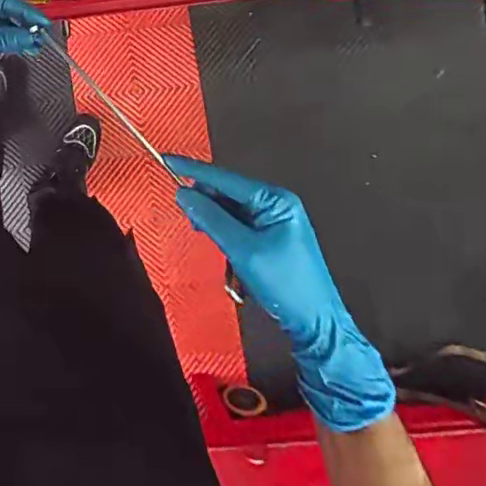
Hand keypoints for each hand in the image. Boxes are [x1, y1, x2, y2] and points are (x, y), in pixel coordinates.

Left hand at [0, 0, 49, 102]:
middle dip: (23, 23)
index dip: (26, 12)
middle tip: (40, 34)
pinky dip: (6, 39)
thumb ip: (3, 37)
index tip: (41, 22)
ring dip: (17, 33)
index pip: (3, 0)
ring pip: (0, 23)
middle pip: (3, 11)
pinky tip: (19, 45)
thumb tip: (28, 36)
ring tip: (33, 42)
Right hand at [164, 155, 395, 431]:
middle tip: (186, 218)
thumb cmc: (285, 285)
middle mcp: (276, 202)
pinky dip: (225, 234)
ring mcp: (274, 220)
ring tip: (203, 234)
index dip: (194, 170)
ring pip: (231, 210)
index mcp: (275, 199)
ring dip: (215, 221)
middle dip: (205, 202)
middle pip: (228, 192)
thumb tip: (183, 194)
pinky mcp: (271, 237)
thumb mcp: (244, 251)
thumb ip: (212, 220)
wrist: (318, 325)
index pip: (227, 178)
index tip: (167, 159)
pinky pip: (239, 226)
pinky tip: (221, 247)